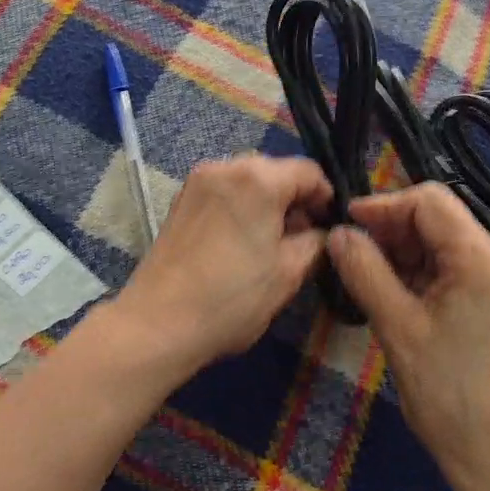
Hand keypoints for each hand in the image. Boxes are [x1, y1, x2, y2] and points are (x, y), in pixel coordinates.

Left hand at [111, 156, 332, 370]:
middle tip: (304, 242)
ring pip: (247, 184)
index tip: (331, 230)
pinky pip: (223, 196)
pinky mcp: (179, 203)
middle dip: (295, 202)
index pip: (309, 172)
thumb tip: (323, 230)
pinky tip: (241, 247)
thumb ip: (315, 242)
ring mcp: (196, 183)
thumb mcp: (289, 273)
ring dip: (267, 208)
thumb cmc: (231, 299)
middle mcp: (224, 167)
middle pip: (276, 173)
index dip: (327, 199)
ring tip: (272, 249)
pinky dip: (240, 212)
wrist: (158, 323)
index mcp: (257, 178)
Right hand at [326, 183, 489, 490]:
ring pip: (447, 242)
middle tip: (351, 254)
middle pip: (441, 218)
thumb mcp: (396, 327)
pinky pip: (458, 267)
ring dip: (405, 251)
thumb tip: (337, 233)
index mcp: (483, 260)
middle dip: (392, 229)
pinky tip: (396, 293)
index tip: (345, 226)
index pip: (430, 201)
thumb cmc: (445, 392)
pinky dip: (424, 271)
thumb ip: (364, 271)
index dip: (383, 206)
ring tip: (368, 276)